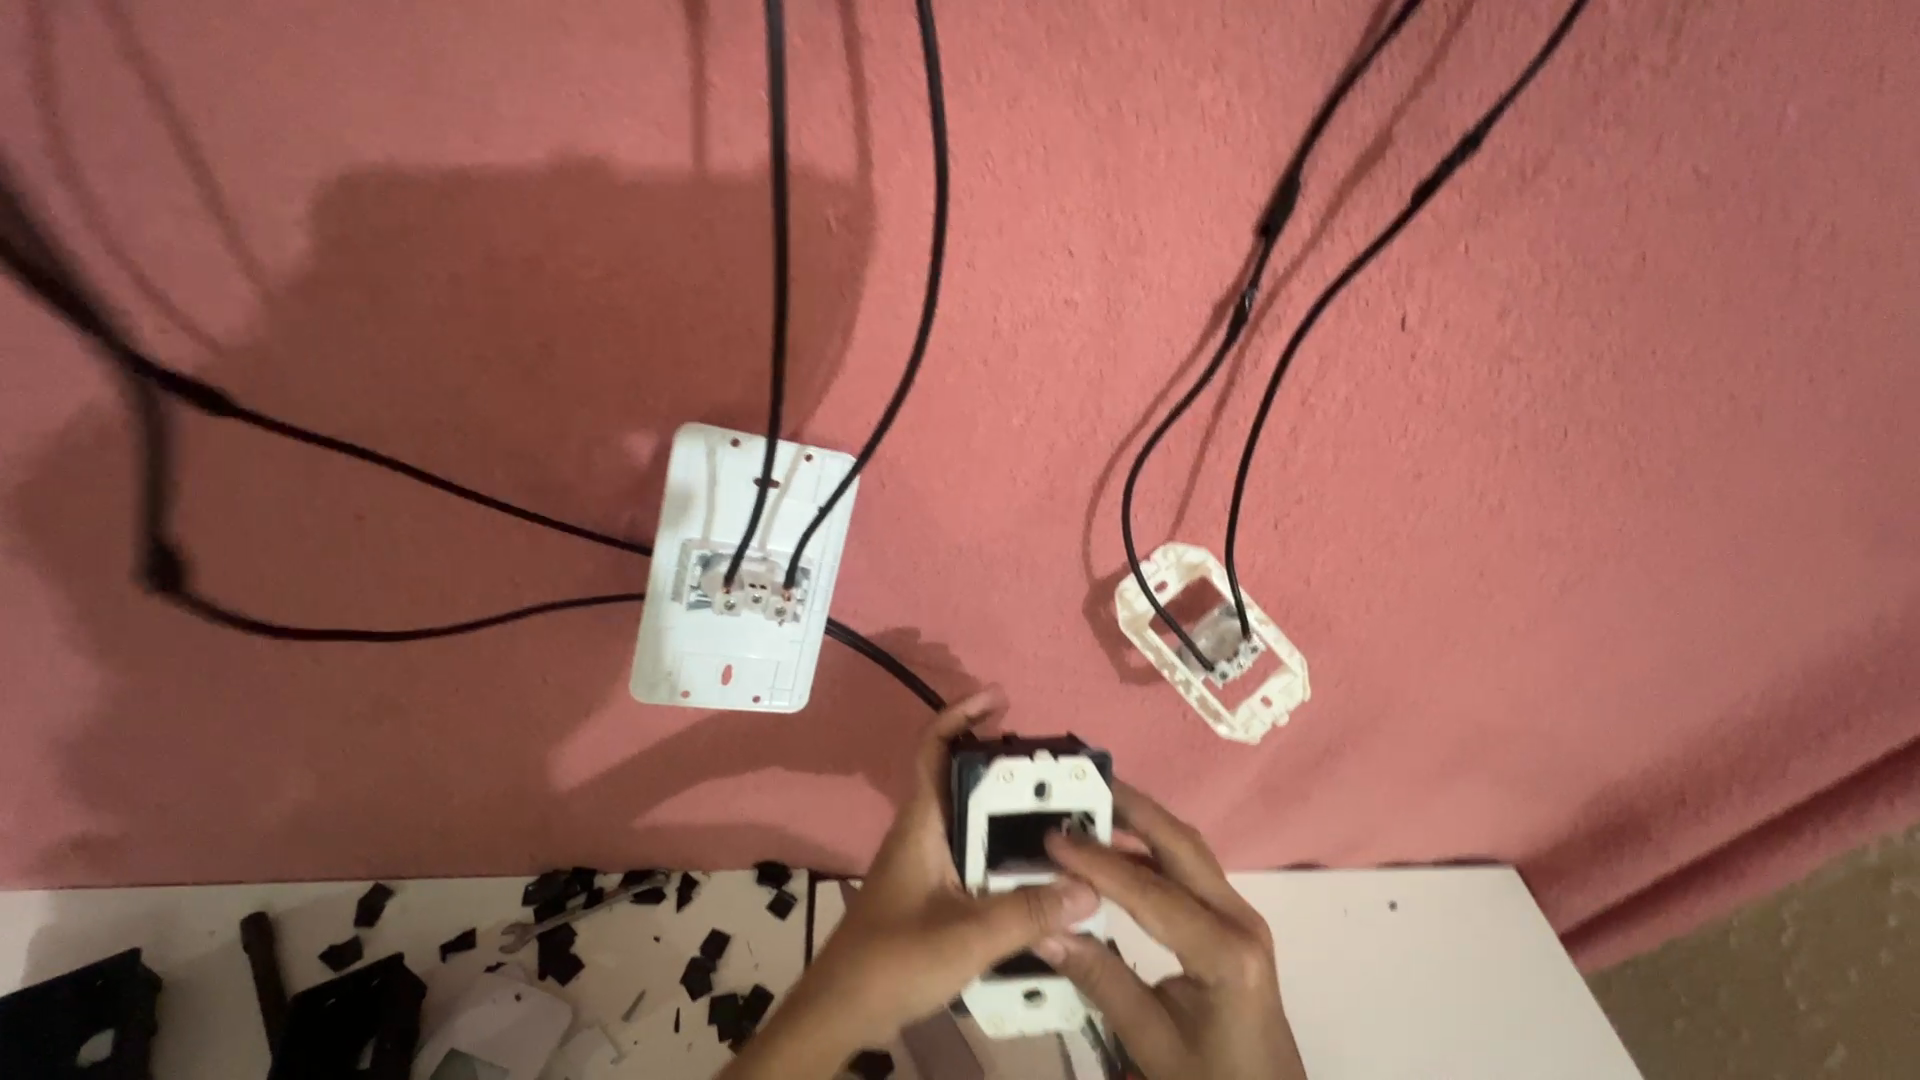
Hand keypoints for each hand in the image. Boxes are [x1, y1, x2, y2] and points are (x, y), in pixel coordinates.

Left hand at [721, 690, 1099, 1077]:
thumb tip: (1089, 888)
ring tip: (1052, 806)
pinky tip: (1030, 862)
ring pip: (965, 813)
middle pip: (956, 774)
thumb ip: (1028, 913)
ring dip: (1001, 801)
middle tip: (1048, 762)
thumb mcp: (968, 937)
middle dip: (998, 756)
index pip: (933, 748)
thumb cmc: (893, 960)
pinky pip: (968, 846)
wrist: (841, 1009)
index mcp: (922, 823)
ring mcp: (923, 859)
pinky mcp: (928, 887)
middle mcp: (921, 830)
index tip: (999, 697)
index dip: (961, 715)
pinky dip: (998, 840)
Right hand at [1038, 782, 1305, 1079]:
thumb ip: (1100, 979)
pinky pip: (1187, 872)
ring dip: (1141, 823)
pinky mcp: (1232, 922)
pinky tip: (1114, 851)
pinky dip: (1149, 851)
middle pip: (1181, 845)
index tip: (1052, 838)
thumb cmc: (1212, 1078)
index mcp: (1225, 952)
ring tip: (1093, 805)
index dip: (1097, 862)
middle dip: (1132, 808)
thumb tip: (1045, 930)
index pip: (1150, 892)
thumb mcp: (1152, 1040)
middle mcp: (1240, 920)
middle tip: (1083, 785)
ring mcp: (1240, 916)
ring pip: (1186, 850)